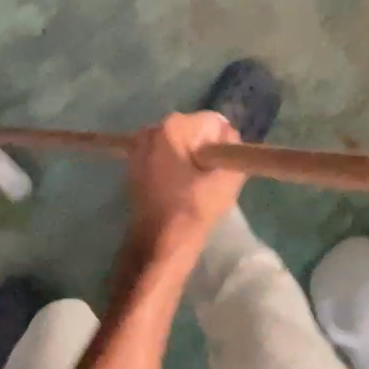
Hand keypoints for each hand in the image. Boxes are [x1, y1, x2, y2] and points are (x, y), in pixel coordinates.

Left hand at [125, 112, 245, 252]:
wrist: (160, 245)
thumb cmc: (194, 209)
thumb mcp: (228, 178)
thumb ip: (234, 148)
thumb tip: (229, 137)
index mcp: (173, 127)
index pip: (213, 123)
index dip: (223, 146)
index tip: (221, 170)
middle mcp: (152, 129)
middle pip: (195, 131)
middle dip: (205, 150)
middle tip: (209, 180)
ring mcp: (139, 147)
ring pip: (180, 143)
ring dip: (190, 159)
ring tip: (195, 187)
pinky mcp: (134, 165)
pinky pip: (165, 156)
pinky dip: (175, 167)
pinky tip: (180, 189)